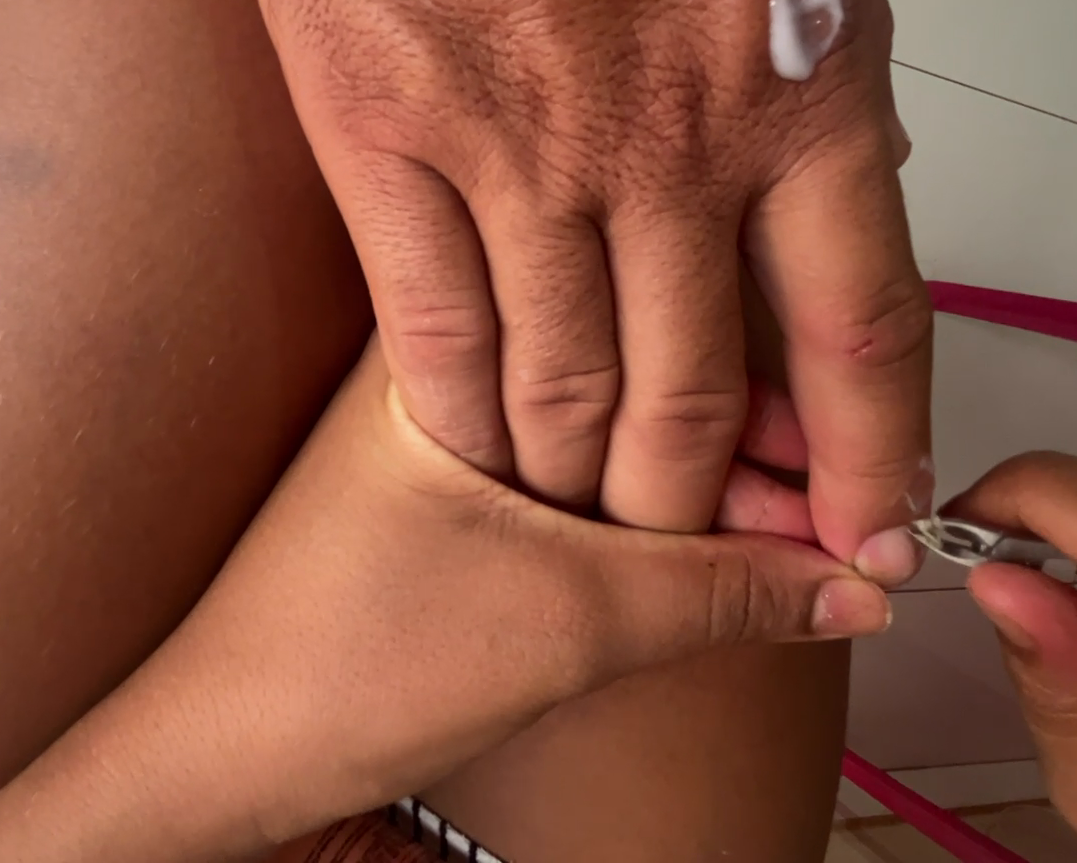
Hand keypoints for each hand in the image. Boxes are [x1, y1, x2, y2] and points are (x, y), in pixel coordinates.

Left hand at [118, 344, 887, 855]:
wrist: (234, 740)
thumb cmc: (349, 662)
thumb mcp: (565, 621)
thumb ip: (717, 593)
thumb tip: (842, 580)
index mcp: (455, 349)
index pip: (633, 335)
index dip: (748, 402)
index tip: (829, 463)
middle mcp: (454, 366)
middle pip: (632, 381)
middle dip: (737, 449)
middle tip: (820, 510)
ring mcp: (453, 423)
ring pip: (608, 434)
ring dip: (693, 486)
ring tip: (774, 536)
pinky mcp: (454, 482)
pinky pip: (570, 477)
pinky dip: (638, 510)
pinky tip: (694, 543)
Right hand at [225, 0, 930, 579]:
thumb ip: (808, 72)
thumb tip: (818, 197)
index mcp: (788, 78)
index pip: (854, 330)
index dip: (858, 458)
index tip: (854, 536)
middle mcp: (658, 142)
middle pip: (687, 396)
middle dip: (684, 502)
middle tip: (674, 548)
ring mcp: (514, 147)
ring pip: (558, 385)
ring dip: (570, 482)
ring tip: (570, 526)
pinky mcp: (382, 131)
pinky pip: (432, 331)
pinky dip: (460, 419)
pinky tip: (469, 458)